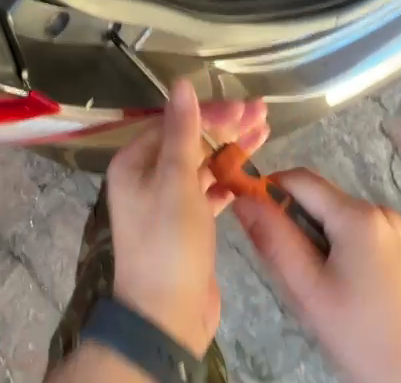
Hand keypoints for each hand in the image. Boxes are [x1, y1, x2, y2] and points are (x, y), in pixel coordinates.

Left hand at [103, 80, 267, 355]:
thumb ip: (183, 131)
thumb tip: (180, 83)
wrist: (167, 316)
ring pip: (202, 163)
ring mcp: (166, 200)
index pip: (174, 122)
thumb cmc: (169, 243)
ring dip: (231, 148)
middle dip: (225, 126)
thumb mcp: (176, 181)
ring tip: (266, 131)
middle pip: (189, 139)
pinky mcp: (186, 223)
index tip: (244, 107)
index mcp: (134, 162)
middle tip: (263, 113)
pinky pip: (209, 190)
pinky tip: (252, 170)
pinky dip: (229, 178)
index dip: (209, 112)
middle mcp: (146, 176)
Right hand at [233, 170, 400, 382]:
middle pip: (321, 201)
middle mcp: (381, 212)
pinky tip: (348, 293)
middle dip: (296, 225)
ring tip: (321, 289)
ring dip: (319, 241)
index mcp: (357, 215)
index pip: (298, 179)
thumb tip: (242, 199)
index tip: (252, 220)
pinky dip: (344, 251)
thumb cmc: (364, 336)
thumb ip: (273, 239)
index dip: (268, 191)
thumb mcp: (309, 291)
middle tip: (290, 271)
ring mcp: (399, 232)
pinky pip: (362, 237)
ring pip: (340, 221)